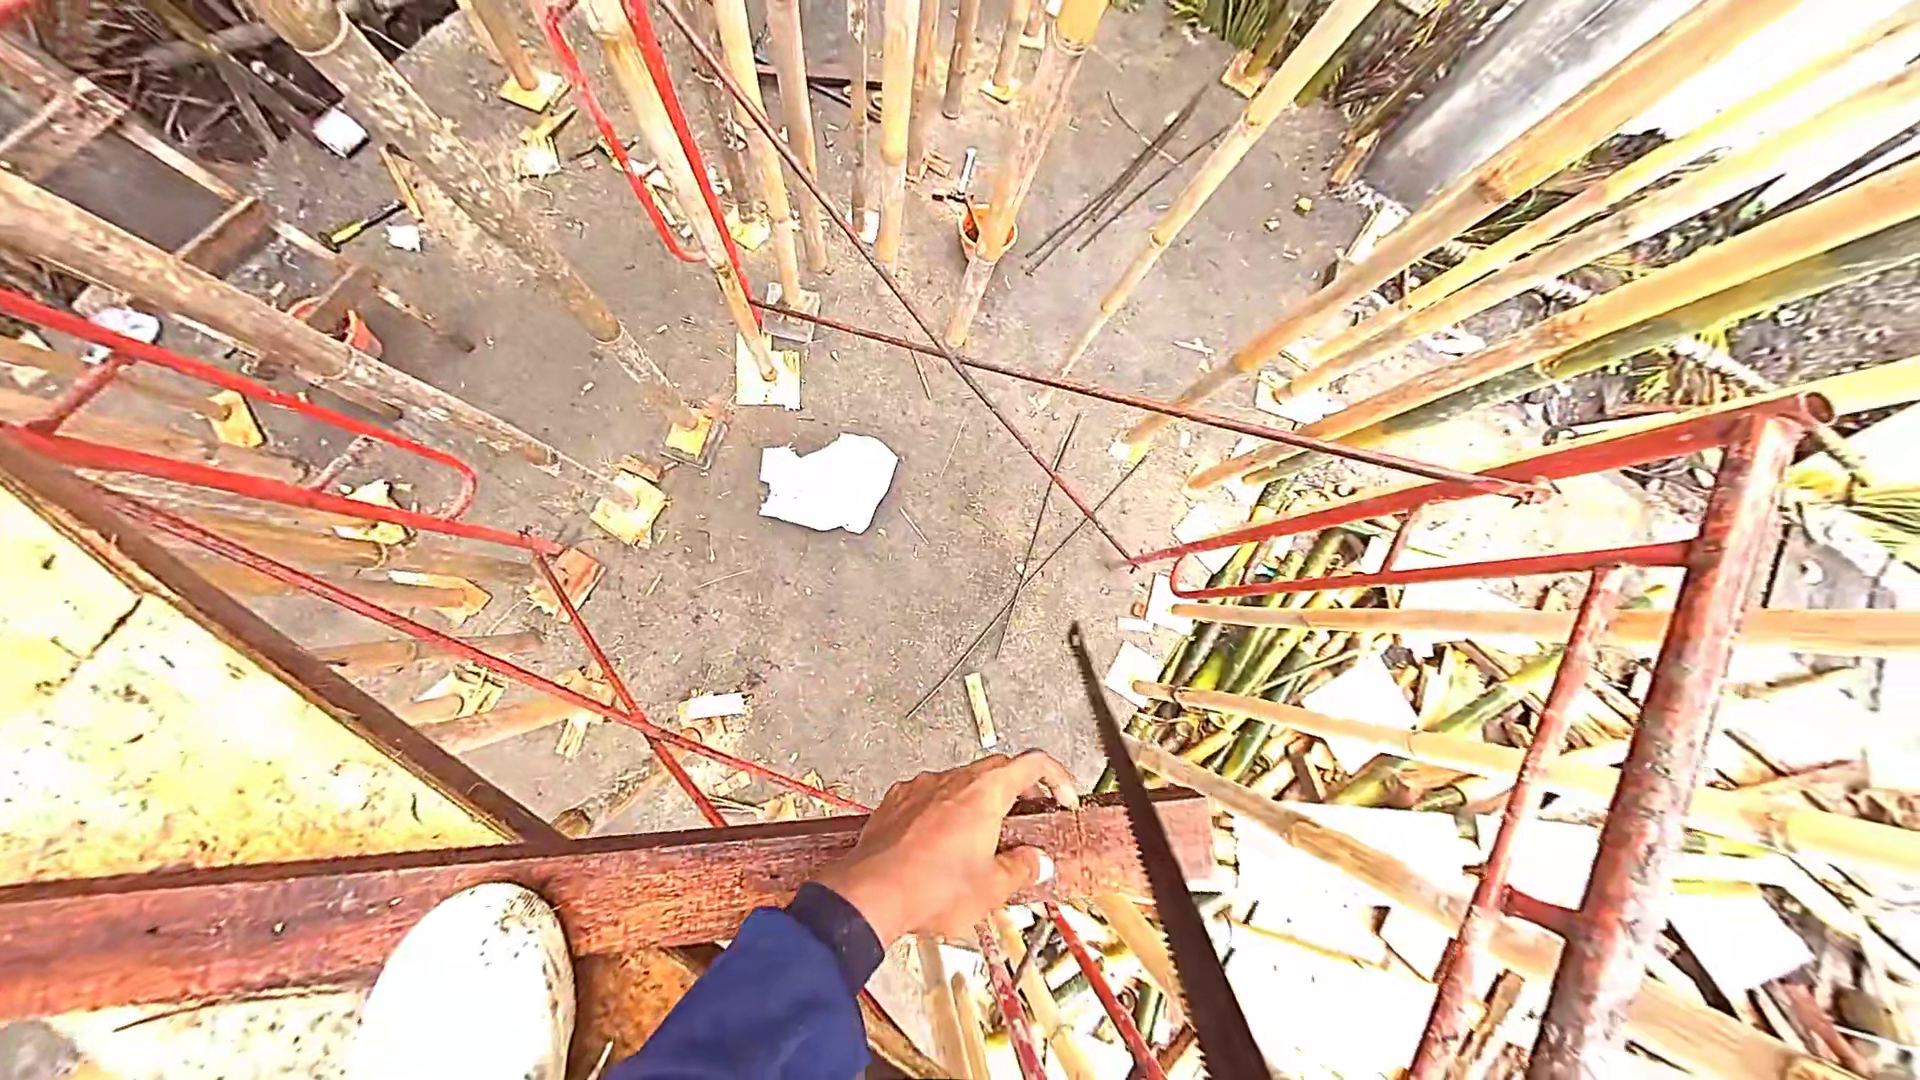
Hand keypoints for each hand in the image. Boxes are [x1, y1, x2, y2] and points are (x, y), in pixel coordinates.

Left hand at [813, 750, 1079, 943]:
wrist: (871, 894)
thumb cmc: (930, 888)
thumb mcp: (992, 888)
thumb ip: (1021, 869)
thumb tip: (1036, 862)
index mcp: (986, 792)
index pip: (1033, 762)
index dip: (1055, 776)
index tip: (1061, 793)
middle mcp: (954, 780)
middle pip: (997, 767)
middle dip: (1018, 788)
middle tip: (1026, 814)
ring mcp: (922, 787)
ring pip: (961, 780)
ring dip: (977, 799)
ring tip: (981, 834)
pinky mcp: (898, 800)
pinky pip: (929, 794)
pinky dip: (943, 808)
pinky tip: (940, 839)